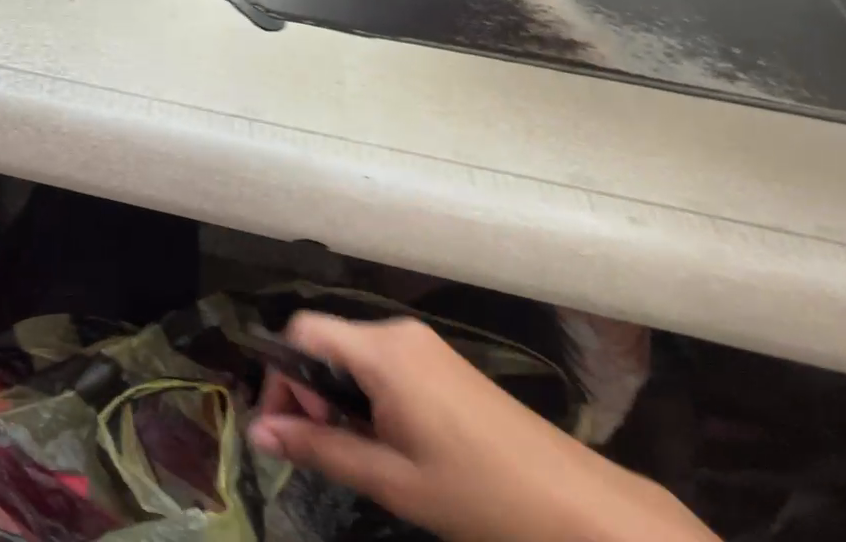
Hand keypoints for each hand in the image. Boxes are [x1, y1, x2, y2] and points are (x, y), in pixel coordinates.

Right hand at [247, 313, 718, 541]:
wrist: (589, 511)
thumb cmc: (482, 495)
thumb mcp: (391, 480)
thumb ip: (317, 448)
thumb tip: (256, 432)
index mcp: (382, 351)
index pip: (299, 333)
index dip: (280, 376)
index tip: (292, 429)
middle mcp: (399, 333)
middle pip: (323, 342)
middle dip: (308, 390)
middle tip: (323, 445)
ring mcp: (425, 347)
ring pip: (350, 355)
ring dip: (337, 395)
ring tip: (358, 449)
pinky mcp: (444, 364)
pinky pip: (381, 363)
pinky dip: (366, 394)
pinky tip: (389, 439)